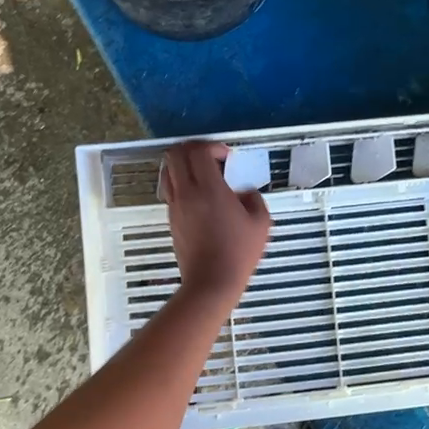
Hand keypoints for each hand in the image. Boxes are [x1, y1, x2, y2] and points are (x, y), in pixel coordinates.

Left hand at [161, 141, 271, 301]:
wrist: (211, 281)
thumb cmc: (238, 252)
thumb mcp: (260, 223)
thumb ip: (254, 198)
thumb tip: (245, 192)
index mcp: (210, 189)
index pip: (198, 151)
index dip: (212, 146)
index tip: (226, 157)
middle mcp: (187, 193)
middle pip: (176, 154)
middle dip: (193, 149)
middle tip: (211, 157)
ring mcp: (175, 205)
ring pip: (168, 169)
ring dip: (183, 164)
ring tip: (202, 173)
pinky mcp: (171, 217)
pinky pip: (170, 188)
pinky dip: (180, 181)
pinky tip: (198, 193)